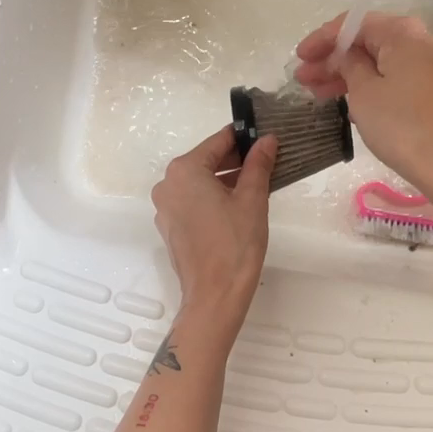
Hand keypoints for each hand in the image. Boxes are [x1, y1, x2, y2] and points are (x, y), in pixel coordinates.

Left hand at [151, 127, 276, 335]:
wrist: (215, 294)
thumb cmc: (235, 243)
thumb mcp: (252, 199)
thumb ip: (258, 165)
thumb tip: (267, 141)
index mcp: (184, 171)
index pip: (218, 142)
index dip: (244, 138)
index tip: (266, 137)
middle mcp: (167, 186)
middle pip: (206, 162)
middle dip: (236, 161)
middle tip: (267, 162)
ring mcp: (165, 209)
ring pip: (199, 184)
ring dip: (226, 181)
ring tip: (258, 185)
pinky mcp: (170, 229)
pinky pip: (193, 203)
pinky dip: (213, 200)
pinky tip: (238, 207)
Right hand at [292, 12, 432, 200]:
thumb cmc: (403, 125)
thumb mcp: (365, 94)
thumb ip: (349, 66)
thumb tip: (344, 54)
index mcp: (403, 33)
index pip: (355, 24)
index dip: (323, 39)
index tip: (299, 58)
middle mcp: (422, 42)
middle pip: (369, 42)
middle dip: (333, 60)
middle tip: (303, 80)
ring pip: (381, 63)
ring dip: (348, 76)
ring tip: (318, 95)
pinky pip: (395, 80)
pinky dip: (370, 87)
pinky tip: (351, 104)